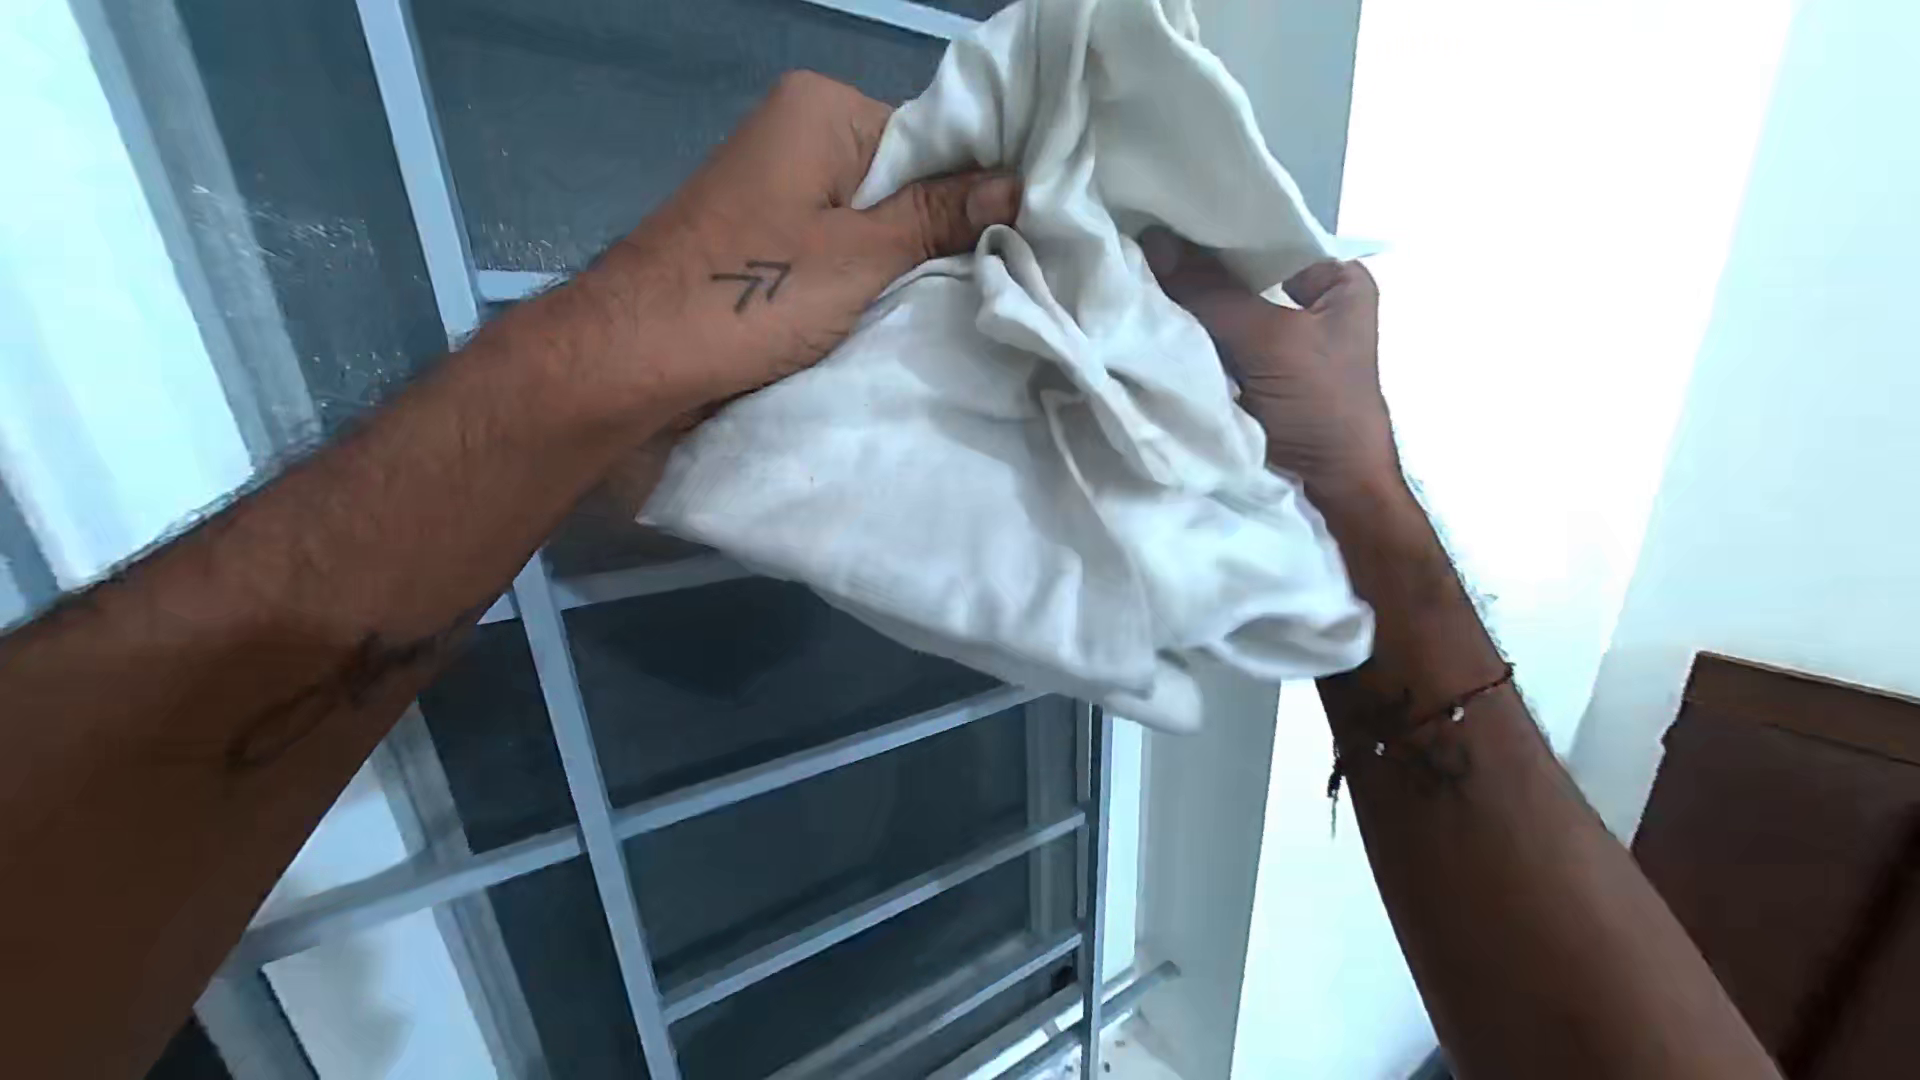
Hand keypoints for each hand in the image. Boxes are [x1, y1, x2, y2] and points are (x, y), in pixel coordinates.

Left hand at [575, 71, 1021, 420]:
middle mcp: (800, 137)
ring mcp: (781, 192)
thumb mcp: (859, 257)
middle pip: (901, 180)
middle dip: (939, 233)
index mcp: (823, 111)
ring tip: (947, 302)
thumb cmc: (751, 296)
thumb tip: (1015, 185)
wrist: (639, 357)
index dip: (974, 190)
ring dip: (903, 264)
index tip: (1014, 242)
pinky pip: (839, 251)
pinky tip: (892, 310)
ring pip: (871, 223)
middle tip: (987, 281)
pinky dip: (867, 280)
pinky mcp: (769, 242)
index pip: (932, 135)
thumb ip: (934, 218)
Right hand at [1142, 230, 1397, 508]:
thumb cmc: (1321, 404)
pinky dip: (1185, 340)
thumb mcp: (1272, 340)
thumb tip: (1153, 243)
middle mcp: (1302, 304)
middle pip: (1238, 277)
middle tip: (1140, 250)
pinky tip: (1151, 321)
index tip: (1165, 219)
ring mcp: (1271, 344)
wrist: (1324, 486)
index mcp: (1333, 279)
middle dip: (1194, 272)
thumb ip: (1213, 295)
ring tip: (1136, 279)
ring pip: (1218, 313)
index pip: (1267, 237)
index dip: (1217, 230)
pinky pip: (1210, 346)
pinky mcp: (1245, 376)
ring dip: (1185, 308)